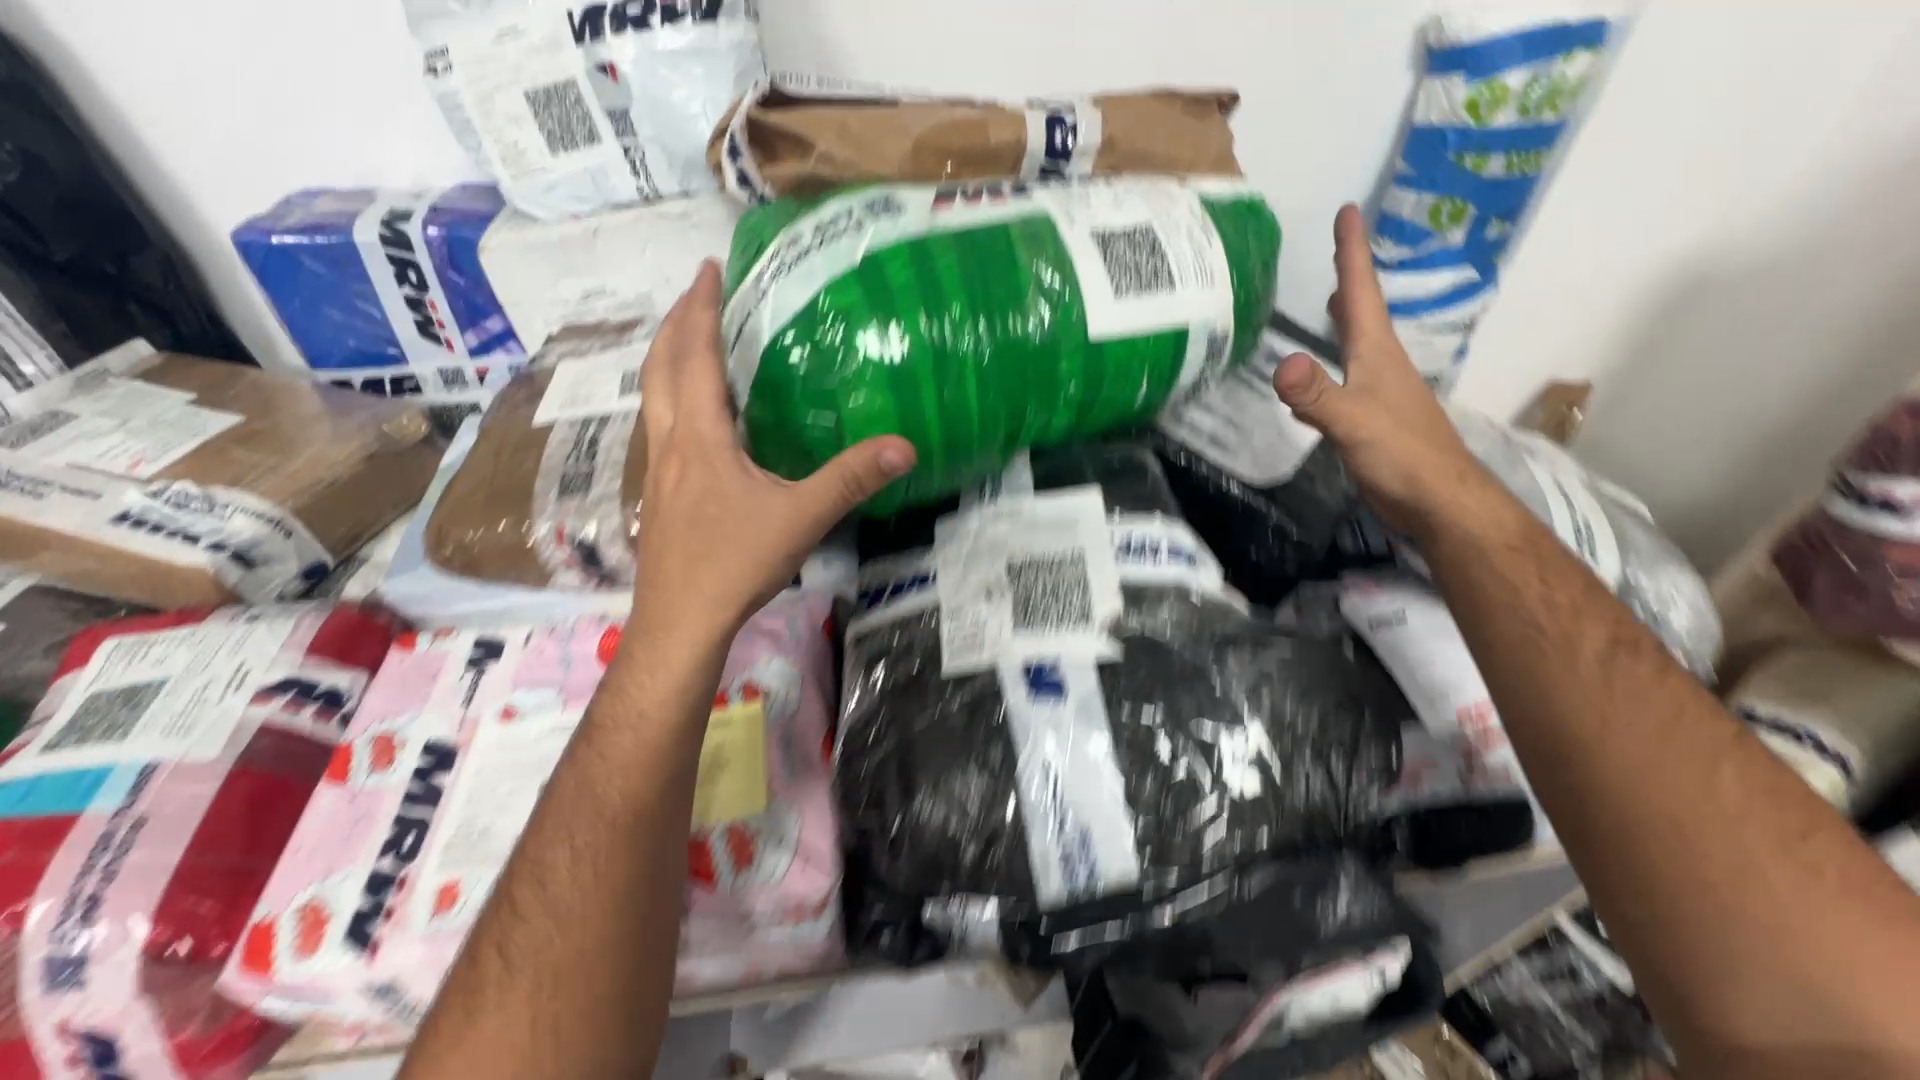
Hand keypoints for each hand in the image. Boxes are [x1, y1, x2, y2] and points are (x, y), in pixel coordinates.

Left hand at [630, 260, 914, 641]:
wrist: (679, 621)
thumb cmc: (733, 564)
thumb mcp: (801, 518)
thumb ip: (851, 478)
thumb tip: (904, 446)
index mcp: (700, 436)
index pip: (694, 356)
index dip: (699, 308)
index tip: (709, 268)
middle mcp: (669, 443)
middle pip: (660, 367)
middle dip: (676, 322)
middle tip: (698, 292)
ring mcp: (656, 470)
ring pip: (652, 397)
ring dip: (667, 358)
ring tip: (691, 340)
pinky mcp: (657, 494)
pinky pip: (659, 426)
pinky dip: (671, 397)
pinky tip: (694, 417)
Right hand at [1271, 204, 1488, 537]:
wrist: (1439, 502)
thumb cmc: (1402, 454)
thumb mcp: (1353, 421)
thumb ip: (1318, 394)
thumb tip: (1282, 364)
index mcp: (1376, 352)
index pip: (1360, 292)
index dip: (1351, 253)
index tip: (1348, 212)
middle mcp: (1380, 364)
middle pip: (1361, 311)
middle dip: (1347, 278)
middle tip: (1337, 248)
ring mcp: (1379, 392)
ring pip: (1355, 344)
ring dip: (1342, 320)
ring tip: (1326, 300)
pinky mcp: (1372, 420)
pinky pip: (1344, 380)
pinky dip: (1328, 367)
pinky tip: (1314, 380)